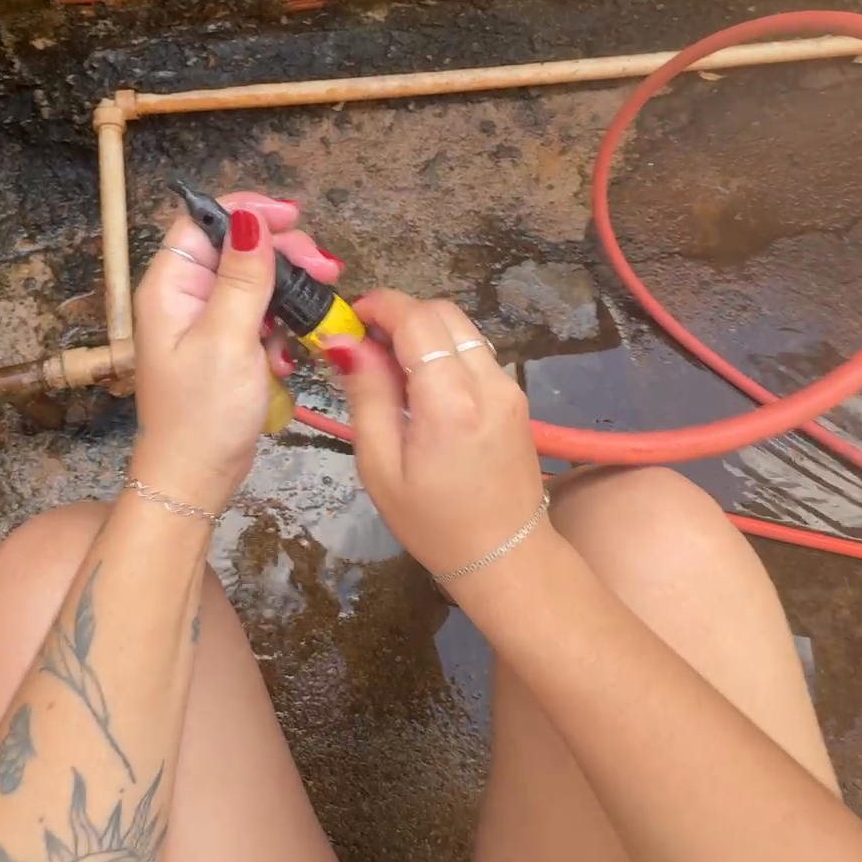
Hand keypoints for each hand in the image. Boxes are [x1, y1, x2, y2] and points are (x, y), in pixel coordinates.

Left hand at [130, 192, 341, 511]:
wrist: (196, 477)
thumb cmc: (203, 414)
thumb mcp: (228, 340)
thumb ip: (241, 278)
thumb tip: (250, 220)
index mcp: (171, 286)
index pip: (203, 222)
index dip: (247, 211)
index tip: (292, 216)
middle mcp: (185, 296)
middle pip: (236, 247)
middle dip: (282, 253)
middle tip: (325, 269)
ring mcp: (206, 321)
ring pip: (253, 282)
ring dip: (287, 293)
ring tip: (314, 313)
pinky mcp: (225, 344)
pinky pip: (258, 316)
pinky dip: (280, 326)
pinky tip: (288, 352)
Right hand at [320, 291, 545, 577]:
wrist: (506, 555)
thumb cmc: (432, 522)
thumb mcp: (381, 466)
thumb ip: (366, 395)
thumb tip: (345, 342)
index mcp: (450, 402)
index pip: (417, 320)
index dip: (380, 305)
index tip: (351, 318)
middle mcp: (488, 382)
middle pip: (442, 312)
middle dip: (399, 313)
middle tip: (365, 343)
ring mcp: (509, 387)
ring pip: (461, 327)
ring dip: (422, 330)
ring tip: (390, 366)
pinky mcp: (515, 395)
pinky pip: (475, 350)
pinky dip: (443, 349)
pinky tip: (421, 383)